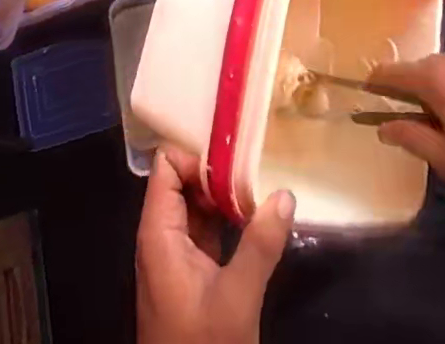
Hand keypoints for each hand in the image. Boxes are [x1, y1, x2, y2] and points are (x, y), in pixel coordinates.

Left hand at [136, 146, 294, 343]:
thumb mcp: (236, 299)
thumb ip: (260, 244)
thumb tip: (286, 192)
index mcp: (158, 236)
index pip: (166, 168)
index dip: (195, 152)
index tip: (235, 147)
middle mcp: (162, 238)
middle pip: (181, 180)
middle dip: (216, 165)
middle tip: (257, 152)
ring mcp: (177, 255)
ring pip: (196, 203)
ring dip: (225, 188)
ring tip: (262, 170)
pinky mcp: (193, 271)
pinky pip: (207, 225)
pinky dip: (229, 212)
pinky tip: (258, 207)